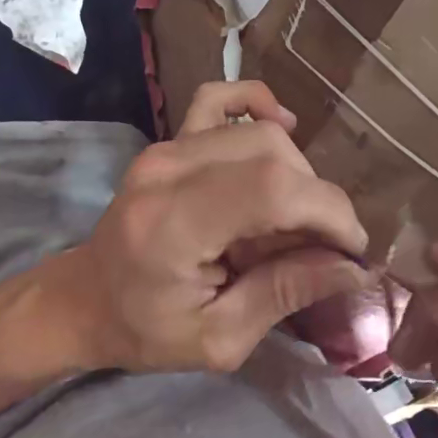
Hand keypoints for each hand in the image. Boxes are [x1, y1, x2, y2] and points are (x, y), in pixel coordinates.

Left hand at [69, 82, 371, 372]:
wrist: (85, 300)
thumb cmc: (145, 330)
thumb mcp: (219, 339)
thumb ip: (284, 293)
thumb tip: (352, 266)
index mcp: (173, 225)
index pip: (271, 188)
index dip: (328, 212)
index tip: (351, 249)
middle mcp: (168, 170)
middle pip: (272, 154)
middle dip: (317, 199)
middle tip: (323, 246)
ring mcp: (165, 148)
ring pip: (258, 132)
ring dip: (296, 172)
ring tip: (295, 219)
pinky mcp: (168, 141)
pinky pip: (218, 98)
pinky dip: (257, 104)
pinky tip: (283, 127)